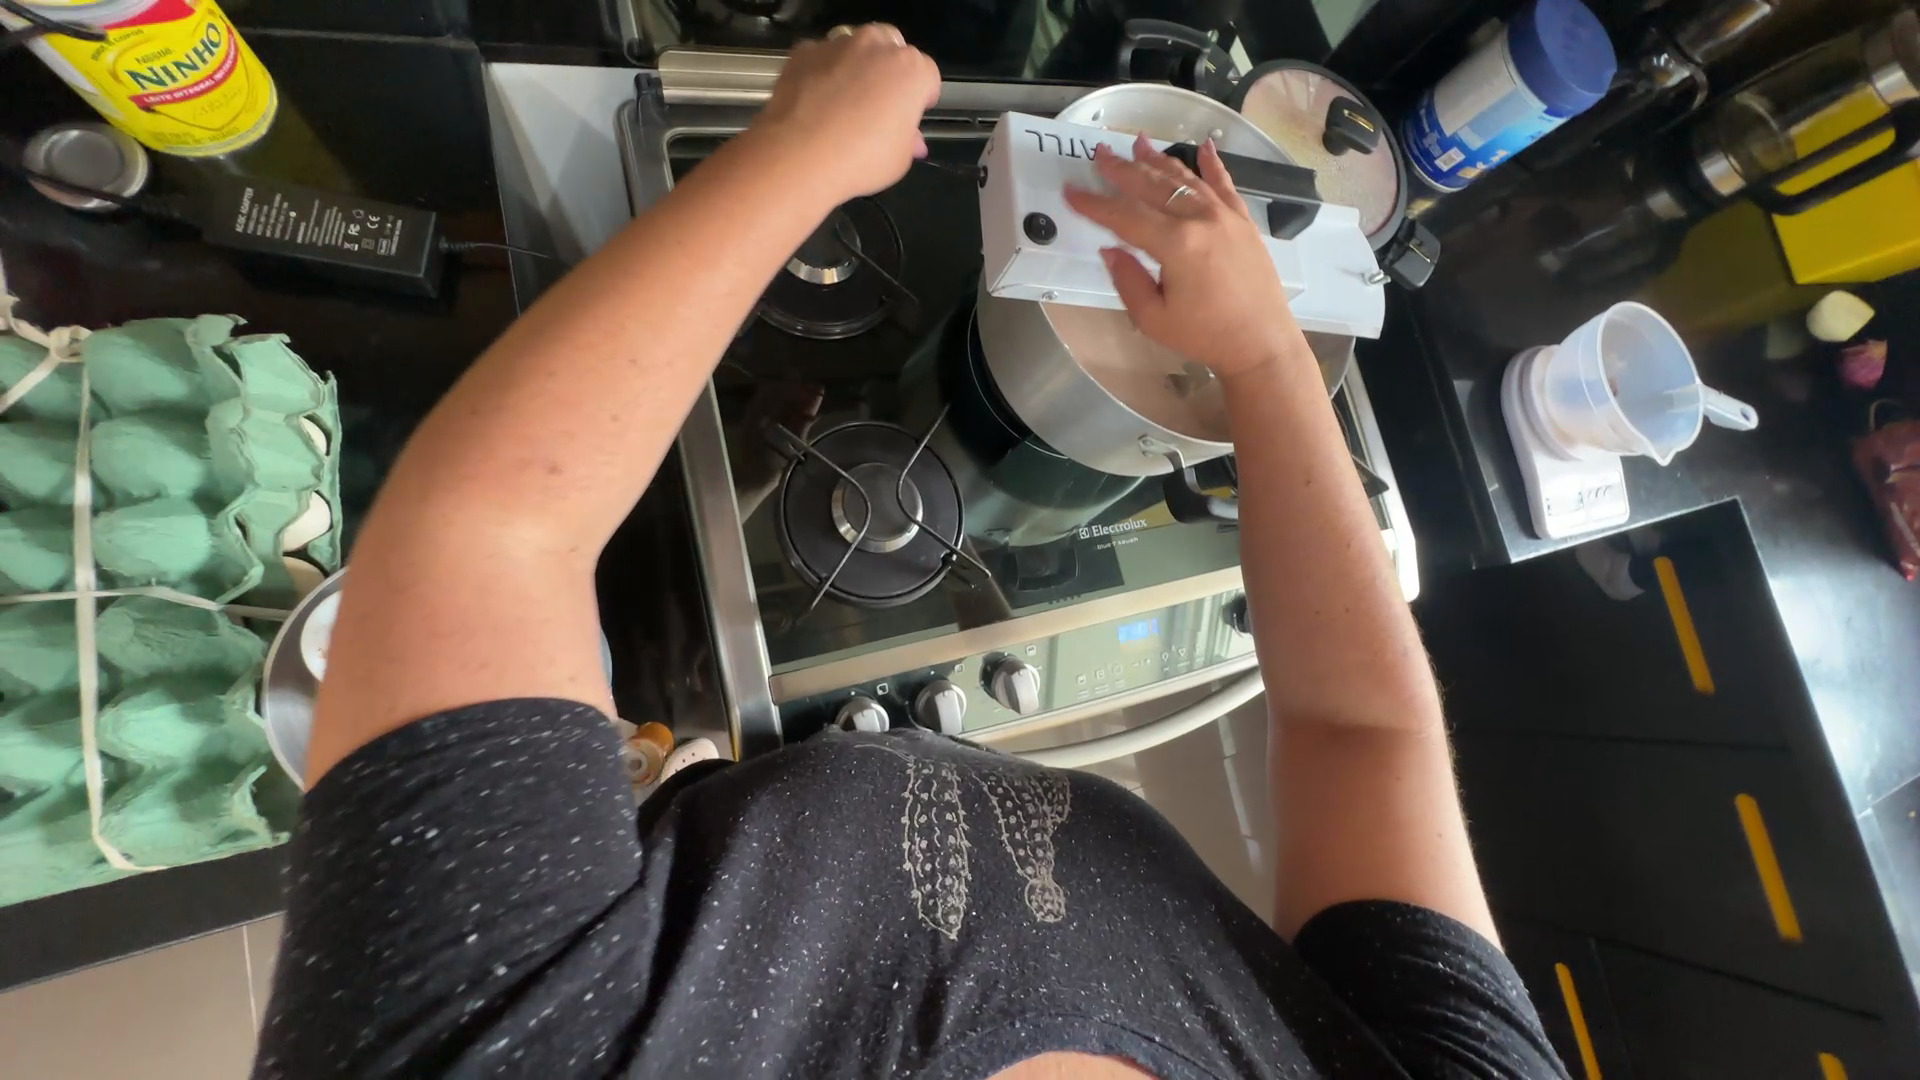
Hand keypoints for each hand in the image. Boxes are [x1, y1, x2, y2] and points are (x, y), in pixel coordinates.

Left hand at [751, 24, 941, 204]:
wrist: (801, 156)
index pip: (928, 75)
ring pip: (856, 49)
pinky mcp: (806, 51)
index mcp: (910, 70)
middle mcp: (877, 46)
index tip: (913, 117)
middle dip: (891, 73)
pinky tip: (819, 104)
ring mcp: (838, 44)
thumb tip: (911, 140)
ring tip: (847, 106)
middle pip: (893, 49)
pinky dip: (824, 74)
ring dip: (858, 69)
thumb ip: (909, 140)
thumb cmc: (860, 159)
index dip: (922, 98)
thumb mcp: (899, 161)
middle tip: (881, 108)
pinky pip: (823, 58)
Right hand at [1065, 137, 1307, 381]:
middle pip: (1154, 186)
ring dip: (1159, 160)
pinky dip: (1213, 165)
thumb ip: (1128, 281)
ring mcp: (1226, 216)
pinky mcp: (1243, 222)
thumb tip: (1111, 250)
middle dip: (1123, 169)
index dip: (1095, 204)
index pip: (1125, 217)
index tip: (1072, 191)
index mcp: (1176, 244)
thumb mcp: (1153, 319)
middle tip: (1101, 153)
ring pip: (1186, 179)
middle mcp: (1201, 219)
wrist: (1260, 341)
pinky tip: (1205, 148)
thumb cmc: (1204, 335)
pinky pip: (1224, 184)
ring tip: (1139, 143)